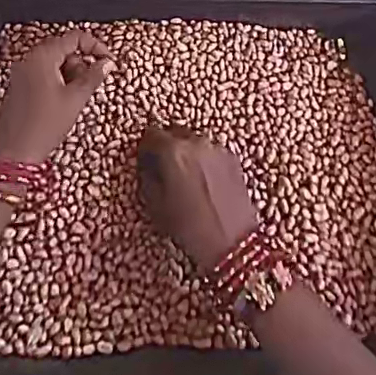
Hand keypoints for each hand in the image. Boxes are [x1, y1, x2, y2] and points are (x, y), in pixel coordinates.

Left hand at [0, 30, 113, 163]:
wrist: (15, 154)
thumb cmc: (45, 125)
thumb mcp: (76, 99)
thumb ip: (94, 76)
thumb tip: (107, 62)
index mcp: (43, 56)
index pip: (75, 37)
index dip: (96, 46)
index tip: (108, 61)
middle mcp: (29, 59)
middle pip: (64, 48)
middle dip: (81, 63)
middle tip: (88, 85)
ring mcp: (22, 72)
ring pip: (54, 62)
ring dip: (70, 74)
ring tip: (73, 98)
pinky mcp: (19, 86)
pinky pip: (43, 74)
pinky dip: (57, 82)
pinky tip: (61, 103)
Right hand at [136, 124, 259, 267]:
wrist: (232, 242)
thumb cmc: (191, 228)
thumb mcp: (155, 205)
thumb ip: (147, 176)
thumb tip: (147, 164)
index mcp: (173, 151)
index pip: (151, 135)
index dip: (145, 148)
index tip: (143, 159)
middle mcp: (196, 142)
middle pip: (173, 132)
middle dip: (165, 146)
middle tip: (162, 168)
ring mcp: (216, 148)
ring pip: (193, 140)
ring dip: (185, 151)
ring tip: (184, 178)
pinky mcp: (231, 157)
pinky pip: (209, 150)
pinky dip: (202, 158)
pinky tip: (202, 181)